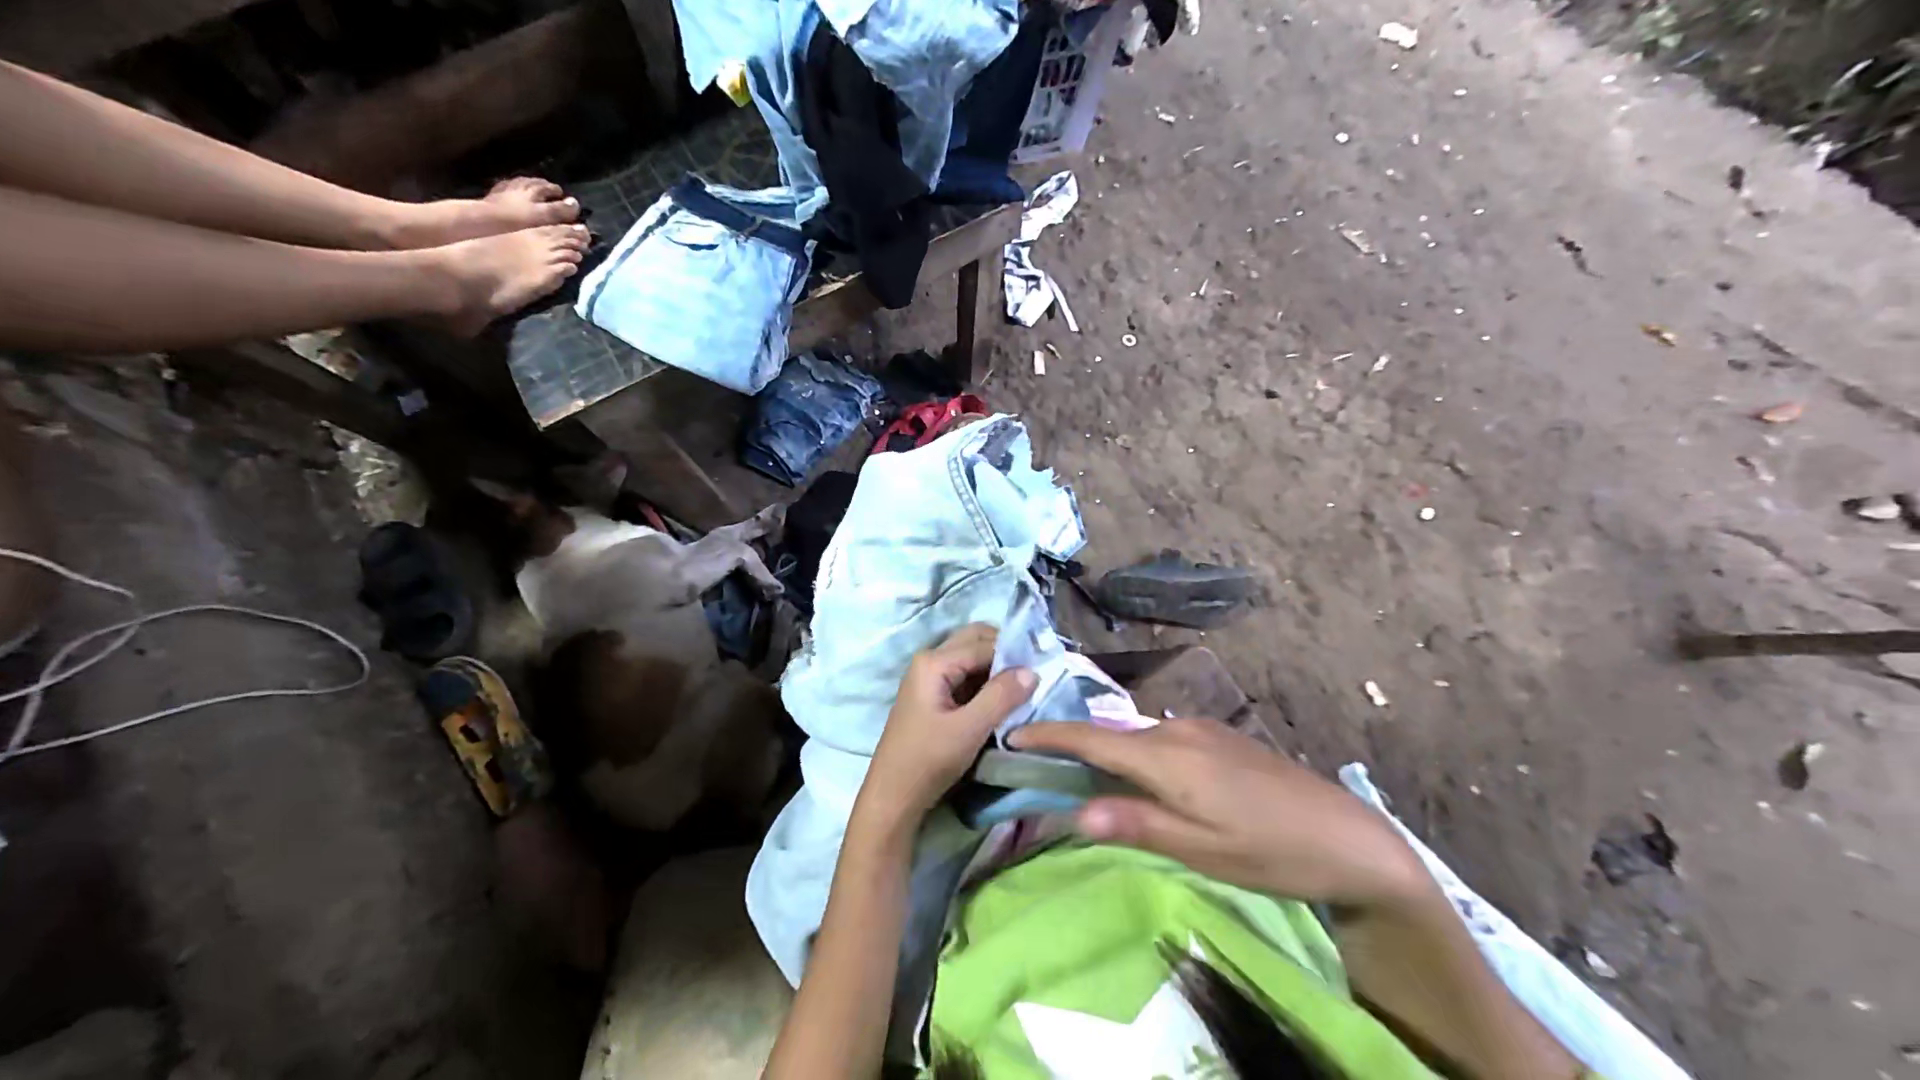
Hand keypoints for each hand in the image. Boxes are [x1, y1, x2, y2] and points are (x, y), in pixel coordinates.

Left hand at [859, 624, 1036, 820]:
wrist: (894, 795)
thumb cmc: (929, 760)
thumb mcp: (970, 729)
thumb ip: (1001, 697)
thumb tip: (1032, 671)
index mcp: (934, 662)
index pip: (984, 644)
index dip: (1014, 654)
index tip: (1044, 666)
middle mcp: (930, 660)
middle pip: (975, 641)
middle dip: (1005, 651)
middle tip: (1034, 669)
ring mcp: (930, 677)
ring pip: (971, 658)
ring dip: (996, 667)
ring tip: (1025, 684)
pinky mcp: (934, 695)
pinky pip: (965, 675)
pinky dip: (986, 681)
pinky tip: (1005, 697)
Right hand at [1010, 716, 1433, 910]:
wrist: (1352, 837)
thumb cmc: (1273, 852)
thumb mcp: (1202, 851)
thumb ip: (1136, 824)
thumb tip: (1074, 811)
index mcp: (1168, 757)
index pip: (1091, 738)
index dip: (1048, 735)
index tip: (1010, 733)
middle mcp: (1178, 731)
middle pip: (1110, 735)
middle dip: (1071, 747)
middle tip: (1039, 771)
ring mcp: (1201, 730)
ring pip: (1136, 738)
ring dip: (1105, 754)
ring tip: (1082, 780)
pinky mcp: (1219, 737)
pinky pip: (1160, 740)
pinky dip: (1135, 755)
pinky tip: (1141, 781)